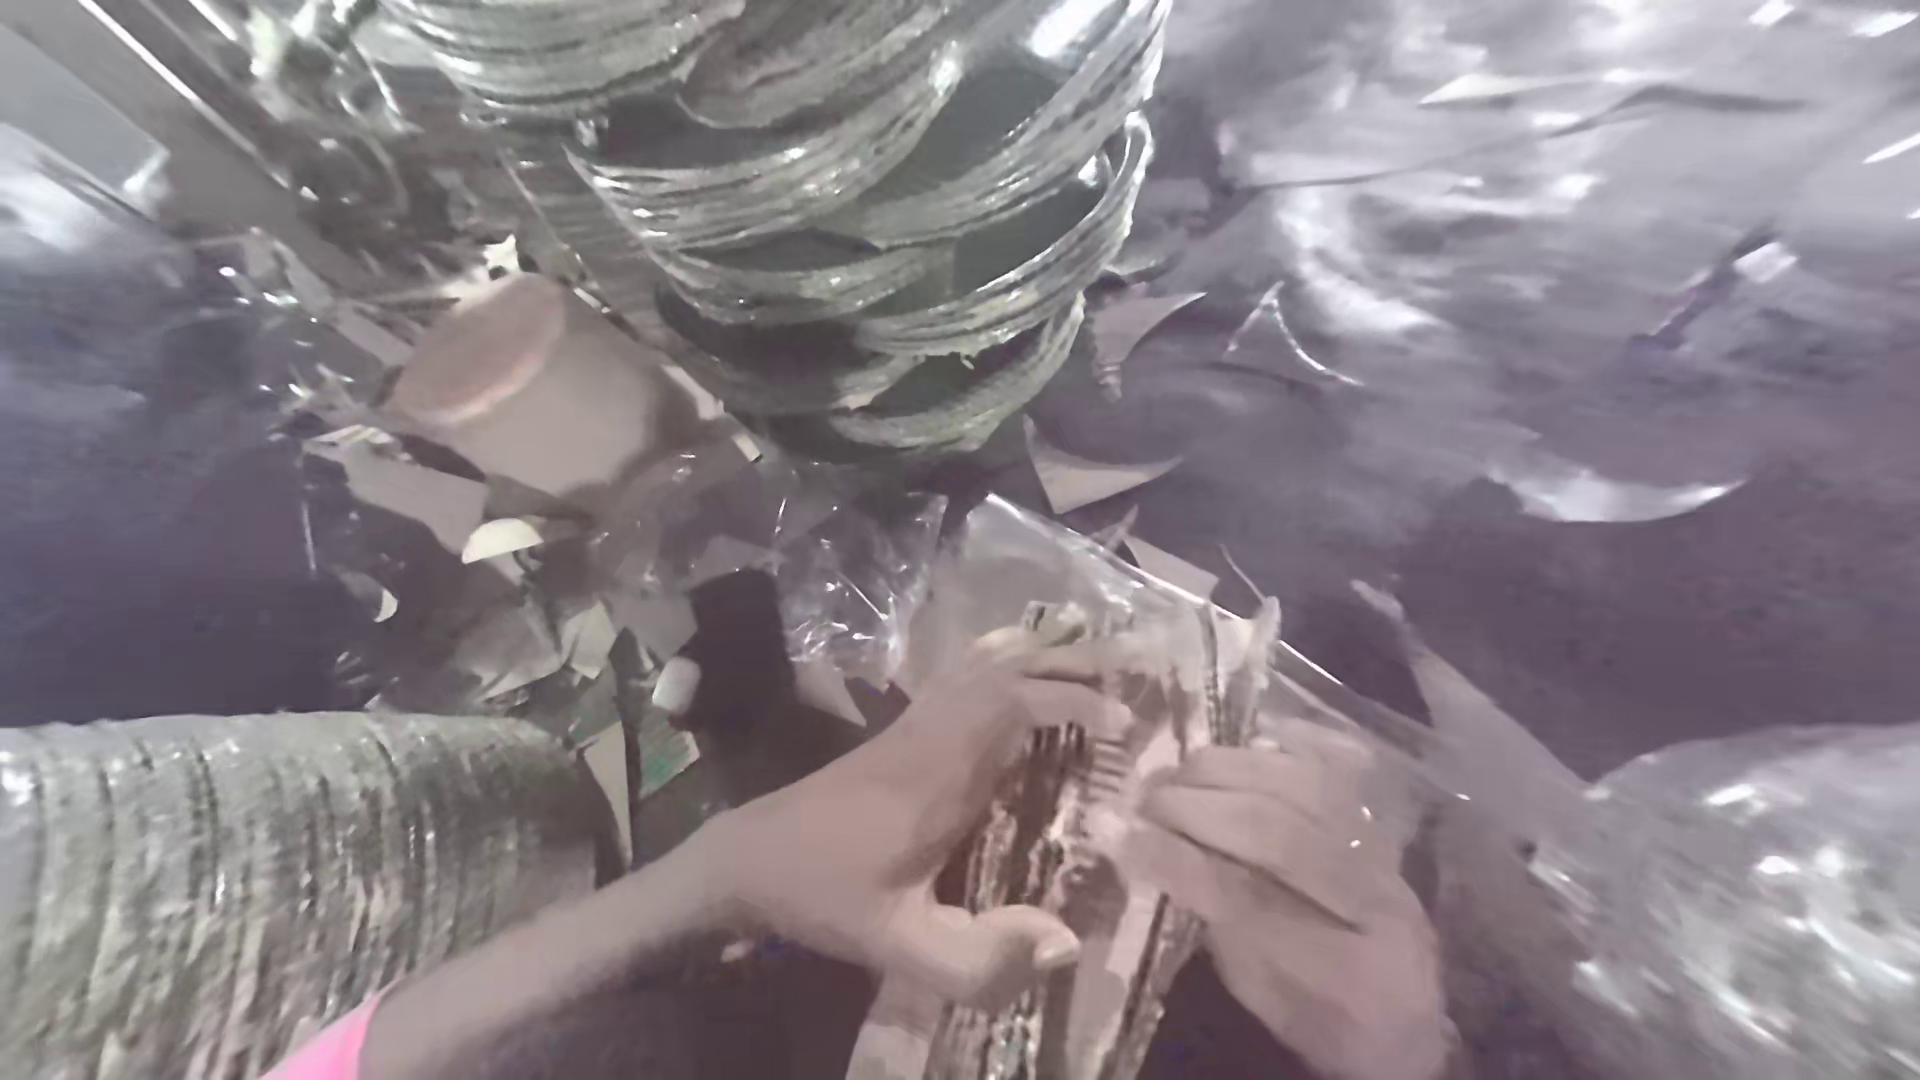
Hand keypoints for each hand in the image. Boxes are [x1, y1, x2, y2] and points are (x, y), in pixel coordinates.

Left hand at [696, 631, 1133, 1005]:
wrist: (754, 855)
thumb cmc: (827, 894)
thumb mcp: (896, 944)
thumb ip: (977, 959)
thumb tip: (1067, 940)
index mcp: (940, 772)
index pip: (1014, 708)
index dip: (1072, 702)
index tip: (1124, 720)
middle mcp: (933, 731)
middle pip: (1006, 672)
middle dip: (1068, 665)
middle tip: (1127, 671)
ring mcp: (916, 721)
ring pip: (982, 664)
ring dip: (1037, 653)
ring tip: (1088, 652)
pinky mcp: (904, 725)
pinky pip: (956, 673)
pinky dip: (994, 653)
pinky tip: (1012, 649)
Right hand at [1107, 720, 1450, 1079]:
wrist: (1399, 1007)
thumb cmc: (1309, 1004)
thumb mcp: (1250, 982)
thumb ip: (1198, 908)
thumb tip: (1127, 839)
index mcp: (1345, 976)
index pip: (1248, 902)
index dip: (1174, 860)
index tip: (1114, 832)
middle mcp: (1379, 905)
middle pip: (1276, 833)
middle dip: (1192, 808)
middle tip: (1143, 803)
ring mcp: (1385, 853)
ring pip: (1298, 786)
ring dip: (1222, 770)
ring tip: (1178, 776)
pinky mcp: (1381, 818)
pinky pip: (1337, 761)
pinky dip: (1287, 742)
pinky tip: (1250, 743)